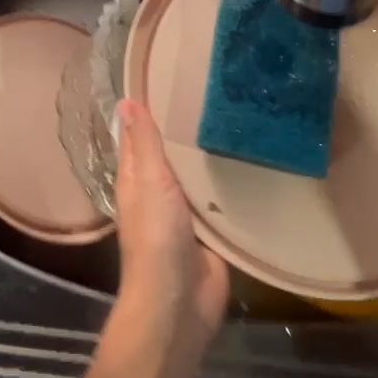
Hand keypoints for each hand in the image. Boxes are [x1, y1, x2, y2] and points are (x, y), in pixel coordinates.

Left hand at [113, 99, 227, 348]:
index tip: (166, 76)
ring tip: (238, 117)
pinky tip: (252, 160)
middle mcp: (159, 191)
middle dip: (187, 130)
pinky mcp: (212, 230)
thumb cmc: (156, 236)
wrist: (179, 300)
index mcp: (137, 178)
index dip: (147, 110)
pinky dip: (231, 184)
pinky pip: (221, 200)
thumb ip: (143, 143)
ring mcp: (186, 212)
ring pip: (197, 175)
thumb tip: (125, 100)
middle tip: (215, 91)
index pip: (138, 136)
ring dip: (211, 155)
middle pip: (172, 154)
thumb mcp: (148, 181)